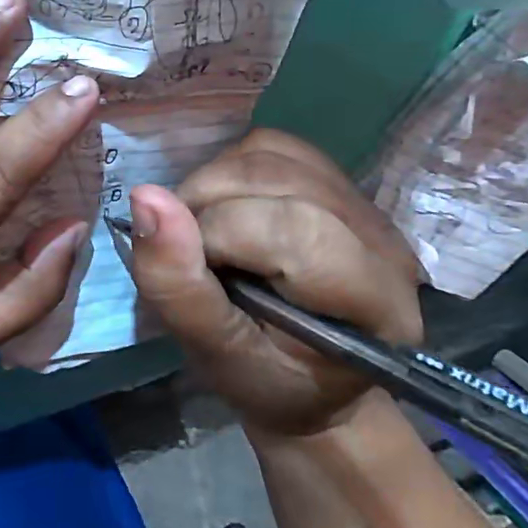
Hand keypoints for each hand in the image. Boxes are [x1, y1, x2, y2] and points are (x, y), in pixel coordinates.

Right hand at [126, 130, 422, 437]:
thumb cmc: (269, 381)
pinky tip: (226, 208)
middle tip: (188, 253)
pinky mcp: (337, 179)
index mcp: (374, 300)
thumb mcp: (216, 356)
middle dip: (208, 203)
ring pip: (272, 152)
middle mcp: (382, 239)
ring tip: (206, 233)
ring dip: (215, 182)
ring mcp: (362, 201)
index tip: (188, 269)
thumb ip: (179, 286)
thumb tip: (145, 198)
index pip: (294, 229)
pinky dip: (231, 168)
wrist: (310, 376)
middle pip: (279, 179)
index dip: (219, 234)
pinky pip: (273, 145)